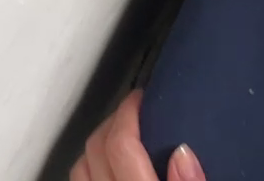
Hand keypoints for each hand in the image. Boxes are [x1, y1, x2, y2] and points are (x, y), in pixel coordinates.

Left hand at [70, 91, 205, 180]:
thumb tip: (183, 152)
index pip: (121, 144)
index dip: (128, 112)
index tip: (142, 97)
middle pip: (96, 149)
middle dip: (114, 121)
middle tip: (136, 110)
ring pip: (81, 166)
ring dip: (99, 143)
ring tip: (123, 132)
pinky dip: (91, 166)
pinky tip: (110, 164)